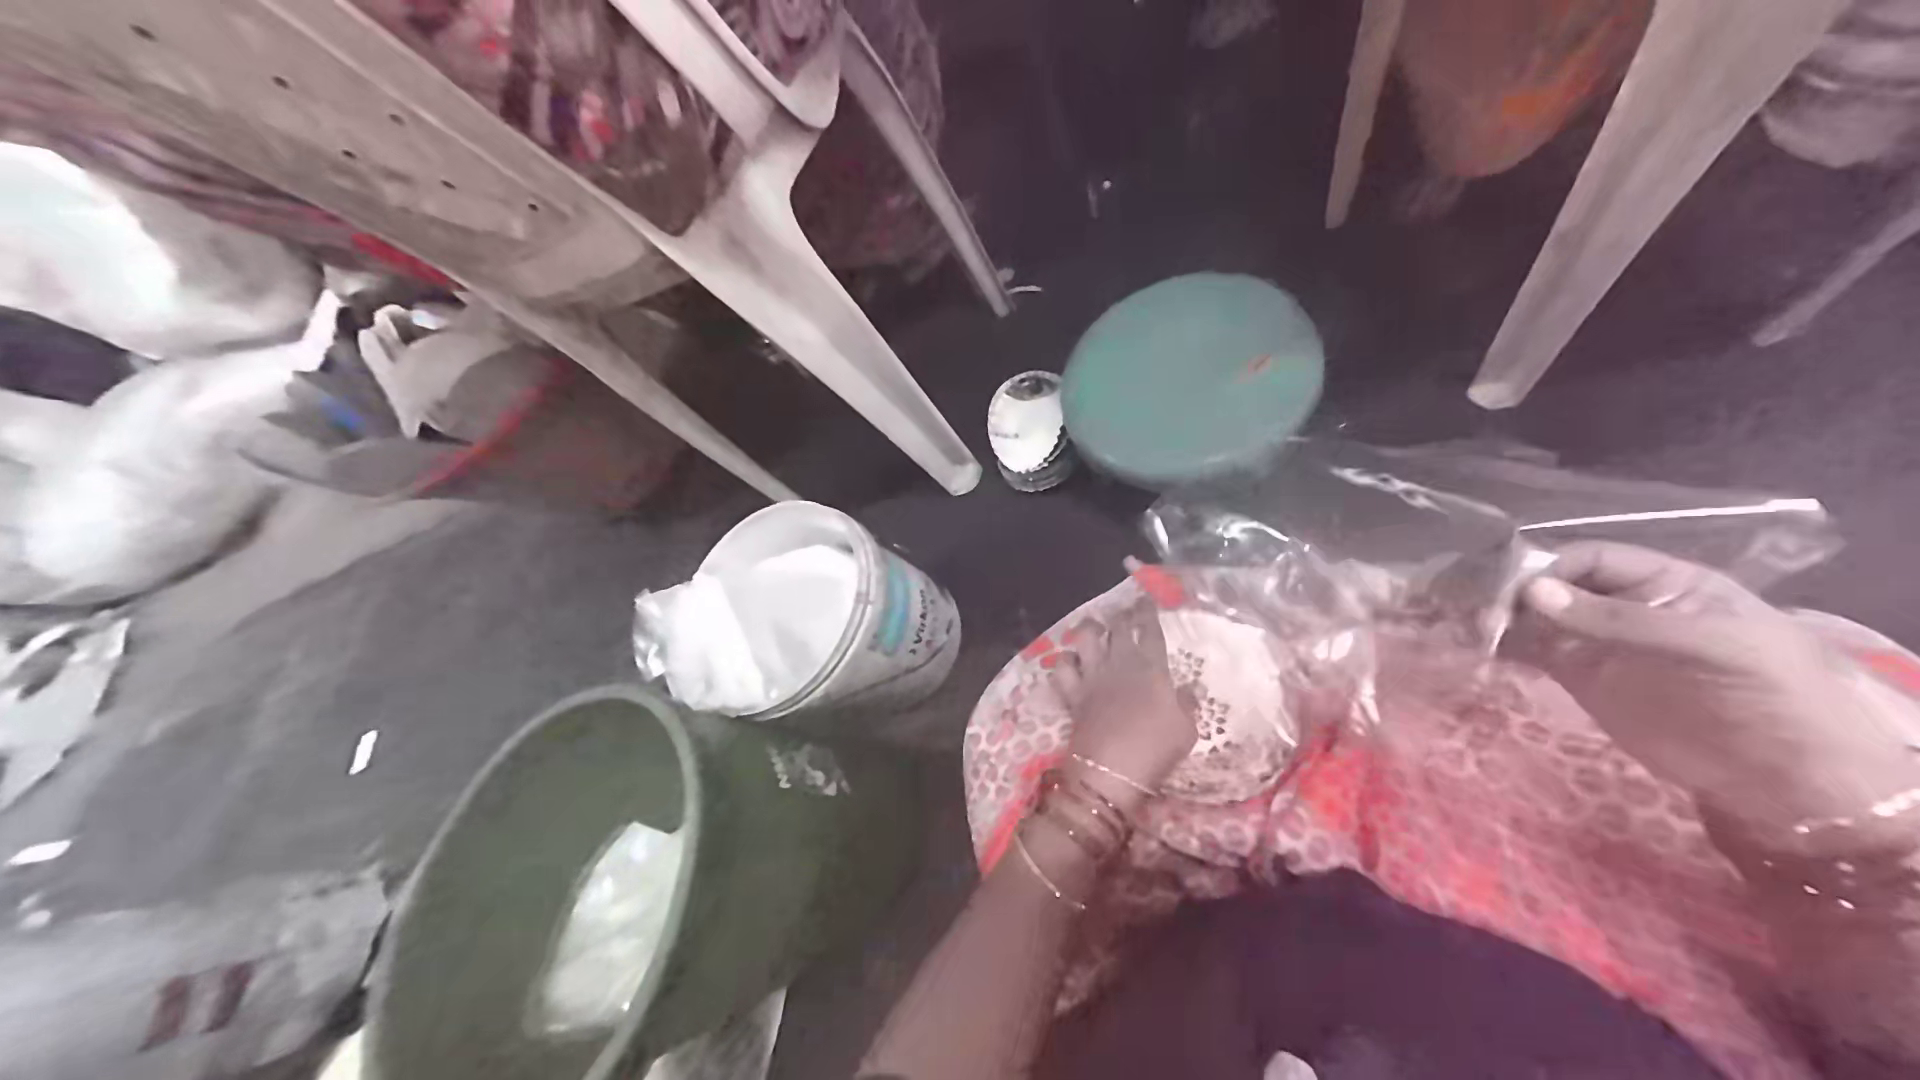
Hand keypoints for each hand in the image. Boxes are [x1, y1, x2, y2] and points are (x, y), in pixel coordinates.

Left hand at [1054, 599, 1195, 811]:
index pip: (1149, 630)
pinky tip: (1071, 663)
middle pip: (1117, 628)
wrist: (1112, 768)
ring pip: (1084, 637)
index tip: (1145, 600)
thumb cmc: (1156, 747)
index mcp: (1151, 666)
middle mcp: (1119, 663)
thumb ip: (1186, 704)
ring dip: (1088, 629)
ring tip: (1093, 629)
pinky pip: (1062, 667)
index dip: (1147, 612)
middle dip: (1121, 616)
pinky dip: (1065, 662)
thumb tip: (1190, 688)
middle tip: (1124, 614)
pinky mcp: (1072, 692)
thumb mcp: (1186, 729)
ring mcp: (1092, 675)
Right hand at [1510, 542, 1919, 843]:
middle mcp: (1620, 604)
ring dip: (1499, 620)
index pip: (1589, 558)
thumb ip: (1618, 619)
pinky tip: (1477, 651)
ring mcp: (1594, 640)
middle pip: (1552, 583)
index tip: (1514, 590)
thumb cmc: (1763, 691)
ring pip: (1533, 616)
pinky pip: (1529, 652)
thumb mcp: (1706, 643)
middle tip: (1480, 612)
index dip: (1550, 567)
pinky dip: (1501, 649)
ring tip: (1470, 631)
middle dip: (1513, 593)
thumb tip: (1532, 592)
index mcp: (1662, 582)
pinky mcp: (1575, 674)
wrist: (1779, 775)